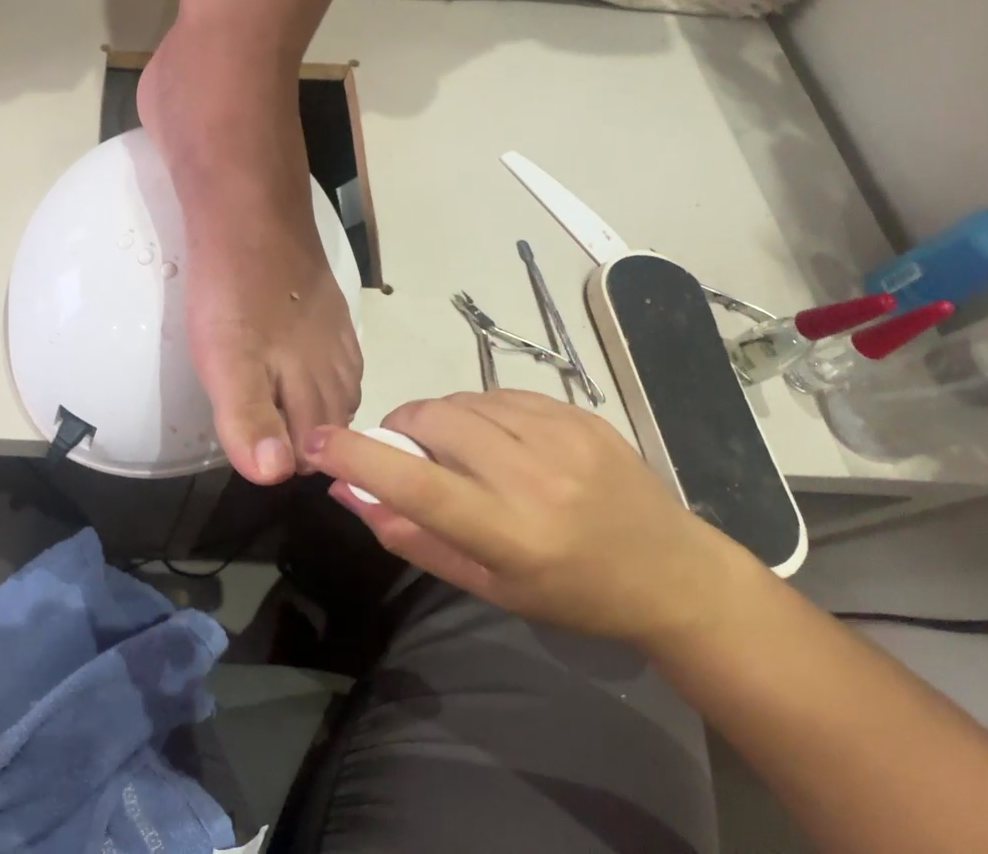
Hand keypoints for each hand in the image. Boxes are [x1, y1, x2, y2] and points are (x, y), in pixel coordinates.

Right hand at [304, 390, 762, 647]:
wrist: (673, 572)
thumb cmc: (570, 594)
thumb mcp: (484, 584)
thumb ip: (408, 536)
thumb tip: (345, 489)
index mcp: (511, 533)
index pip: (416, 484)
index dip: (357, 456)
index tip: (314, 441)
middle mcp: (536, 476)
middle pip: (433, 420)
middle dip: (398, 427)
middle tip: (402, 451)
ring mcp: (564, 436)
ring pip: (462, 400)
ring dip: (437, 419)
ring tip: (455, 451)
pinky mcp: (580, 413)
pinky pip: (499, 394)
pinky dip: (478, 412)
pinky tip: (496, 441)